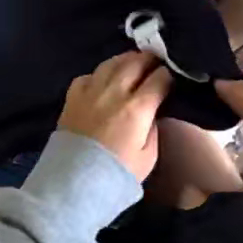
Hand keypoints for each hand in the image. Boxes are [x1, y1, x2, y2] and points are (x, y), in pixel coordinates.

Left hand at [58, 51, 173, 181]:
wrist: (75, 183)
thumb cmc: (117, 173)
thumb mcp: (148, 157)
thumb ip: (153, 129)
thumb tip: (152, 112)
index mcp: (137, 108)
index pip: (159, 78)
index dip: (168, 75)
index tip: (170, 78)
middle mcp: (114, 92)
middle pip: (135, 62)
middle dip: (148, 59)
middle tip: (154, 62)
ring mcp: (90, 91)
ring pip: (111, 63)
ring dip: (125, 60)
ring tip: (131, 64)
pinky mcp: (72, 97)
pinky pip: (88, 75)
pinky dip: (99, 74)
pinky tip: (103, 81)